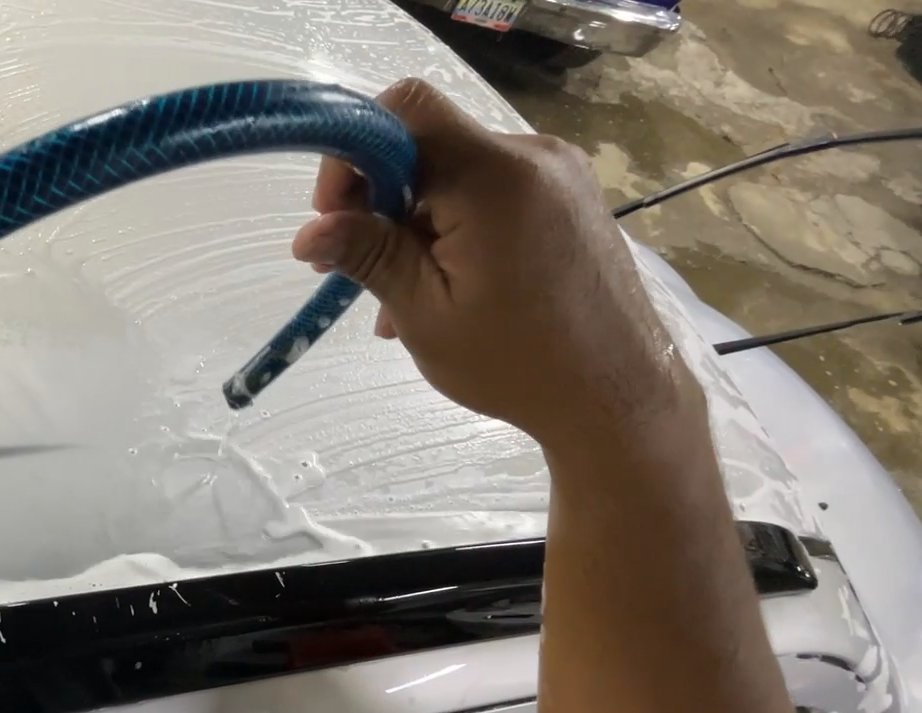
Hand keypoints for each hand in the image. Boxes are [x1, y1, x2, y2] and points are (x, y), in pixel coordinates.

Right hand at [294, 79, 697, 454]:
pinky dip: (448, 232)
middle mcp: (530, 156)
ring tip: (396, 300)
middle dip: (376, 200)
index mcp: (493, 177)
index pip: (407, 110)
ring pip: (452, 177)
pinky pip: (485, 196)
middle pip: (427, 145)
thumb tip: (306, 232)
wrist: (615, 394)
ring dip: (409, 227)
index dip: (354, 151)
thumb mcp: (425, 313)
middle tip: (352, 270)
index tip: (332, 218)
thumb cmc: (513, 362)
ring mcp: (554, 175)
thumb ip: (369, 256)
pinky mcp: (564, 198)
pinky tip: (438, 289)